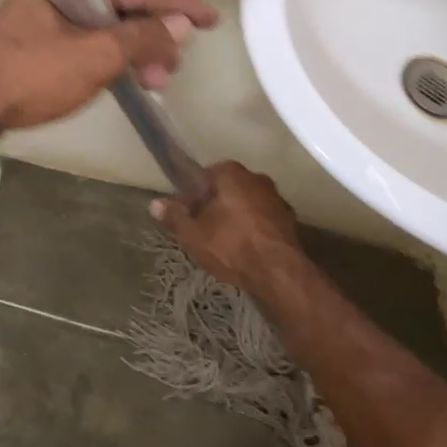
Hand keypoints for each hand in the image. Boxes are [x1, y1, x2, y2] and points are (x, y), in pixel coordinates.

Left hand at [0, 0, 218, 132]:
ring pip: (99, 28)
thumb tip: (181, 23)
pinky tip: (120, 80)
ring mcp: (36, 18)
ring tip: (153, 83)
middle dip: (152, 36)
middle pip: (116, 7)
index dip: (174, 4)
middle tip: (172, 71)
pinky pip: (80, 43)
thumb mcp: (95, 56)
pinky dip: (106, 59)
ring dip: (131, 52)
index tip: (211, 20)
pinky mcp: (28, 45)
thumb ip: (142, 37)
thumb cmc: (30, 75)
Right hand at [151, 161, 303, 291]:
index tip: (189, 214)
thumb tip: (154, 204)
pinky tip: (247, 252)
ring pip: (249, 206)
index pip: (205, 175)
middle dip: (217, 206)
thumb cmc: (231, 244)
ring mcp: (278, 200)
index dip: (194, 195)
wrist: (280, 274)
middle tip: (205, 230)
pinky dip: (255, 232)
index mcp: (231, 173)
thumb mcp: (192, 233)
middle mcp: (257, 178)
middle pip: (228, 189)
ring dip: (238, 219)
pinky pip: (265, 223)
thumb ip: (173, 216)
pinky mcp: (292, 224)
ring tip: (226, 245)